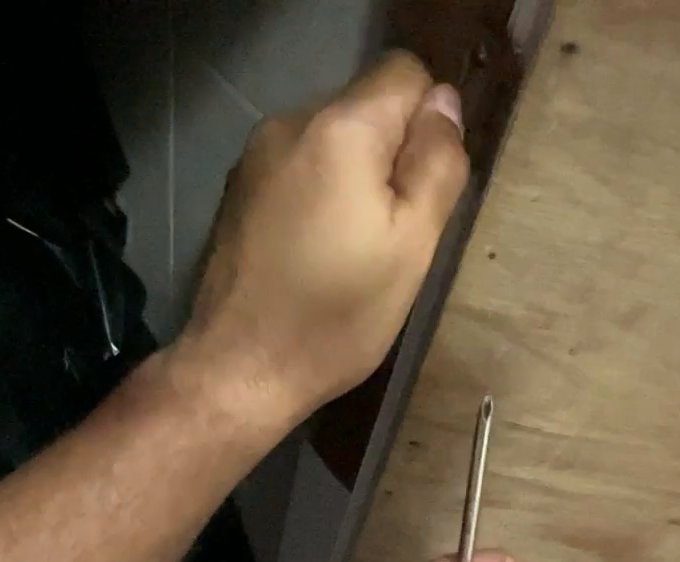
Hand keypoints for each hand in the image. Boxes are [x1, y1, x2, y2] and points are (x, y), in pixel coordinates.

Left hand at [180, 51, 468, 418]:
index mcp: (339, 130)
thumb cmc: (335, 318)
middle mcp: (288, 125)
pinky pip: (295, 174)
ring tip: (346, 252)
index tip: (420, 192)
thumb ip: (436, 163)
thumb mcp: (412, 247)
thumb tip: (444, 104)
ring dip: (350, 181)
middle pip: (363, 109)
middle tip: (386, 236)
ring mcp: (253, 161)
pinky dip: (314, 199)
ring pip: (328, 144)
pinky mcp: (235, 196)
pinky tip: (310, 255)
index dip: (428, 124)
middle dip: (387, 158)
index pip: (405, 74)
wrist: (240, 369)